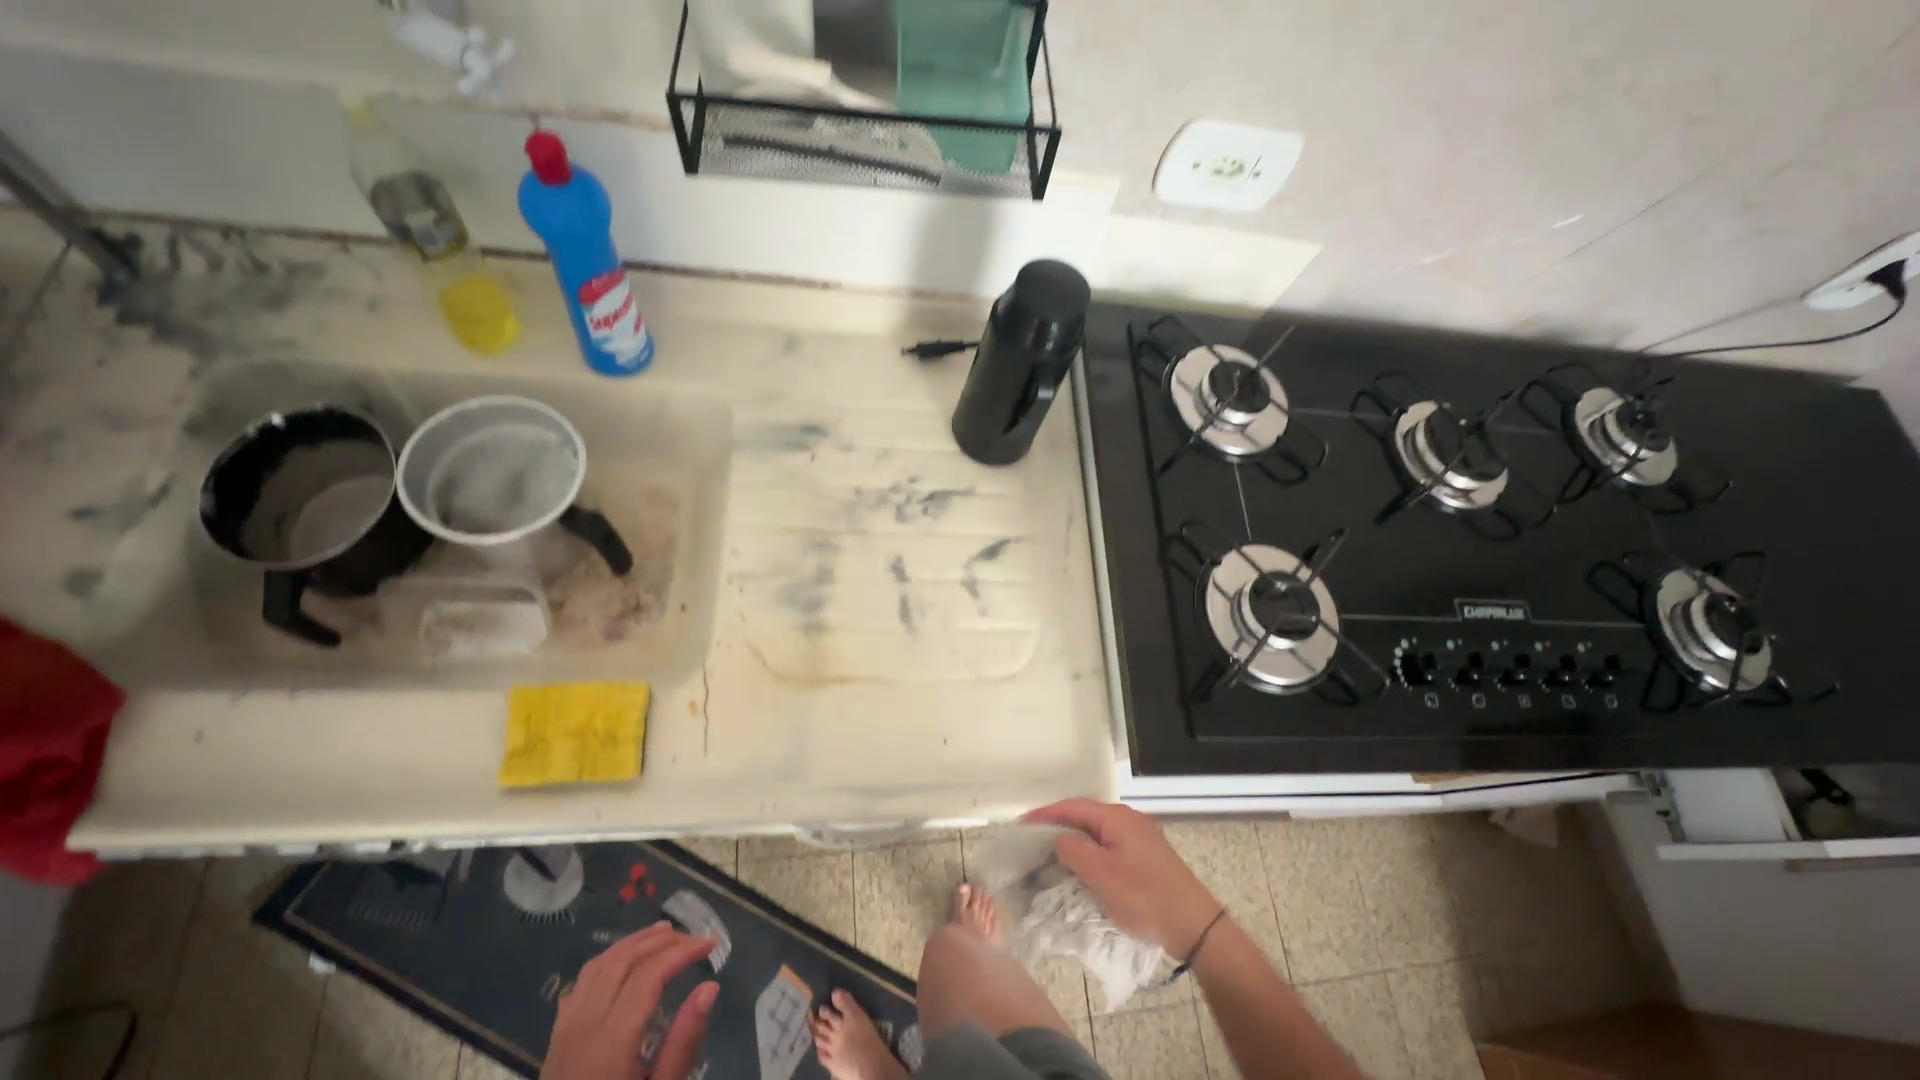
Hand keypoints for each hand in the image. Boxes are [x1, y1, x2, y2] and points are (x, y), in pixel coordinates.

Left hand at [541, 922, 719, 1079]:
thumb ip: (683, 1043)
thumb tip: (709, 988)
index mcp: (610, 1043)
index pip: (648, 975)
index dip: (682, 952)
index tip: (712, 944)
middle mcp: (583, 1027)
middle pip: (621, 962)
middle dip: (661, 941)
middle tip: (695, 938)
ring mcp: (564, 1031)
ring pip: (597, 966)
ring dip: (632, 943)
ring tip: (663, 933)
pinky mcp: (555, 1040)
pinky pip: (580, 984)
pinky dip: (607, 961)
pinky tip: (622, 964)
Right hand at [1022, 798, 1221, 956]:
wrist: (1194, 926)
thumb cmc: (1144, 897)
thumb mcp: (1101, 874)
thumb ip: (1074, 850)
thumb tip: (1059, 839)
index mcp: (1117, 818)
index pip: (1072, 807)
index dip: (1045, 815)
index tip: (1020, 825)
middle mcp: (1129, 820)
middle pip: (1084, 816)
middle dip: (1057, 826)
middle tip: (1030, 841)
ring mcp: (1139, 839)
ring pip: (1096, 833)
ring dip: (1073, 841)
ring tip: (1048, 855)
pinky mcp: (1144, 857)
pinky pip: (1108, 847)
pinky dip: (1089, 853)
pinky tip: (1079, 868)